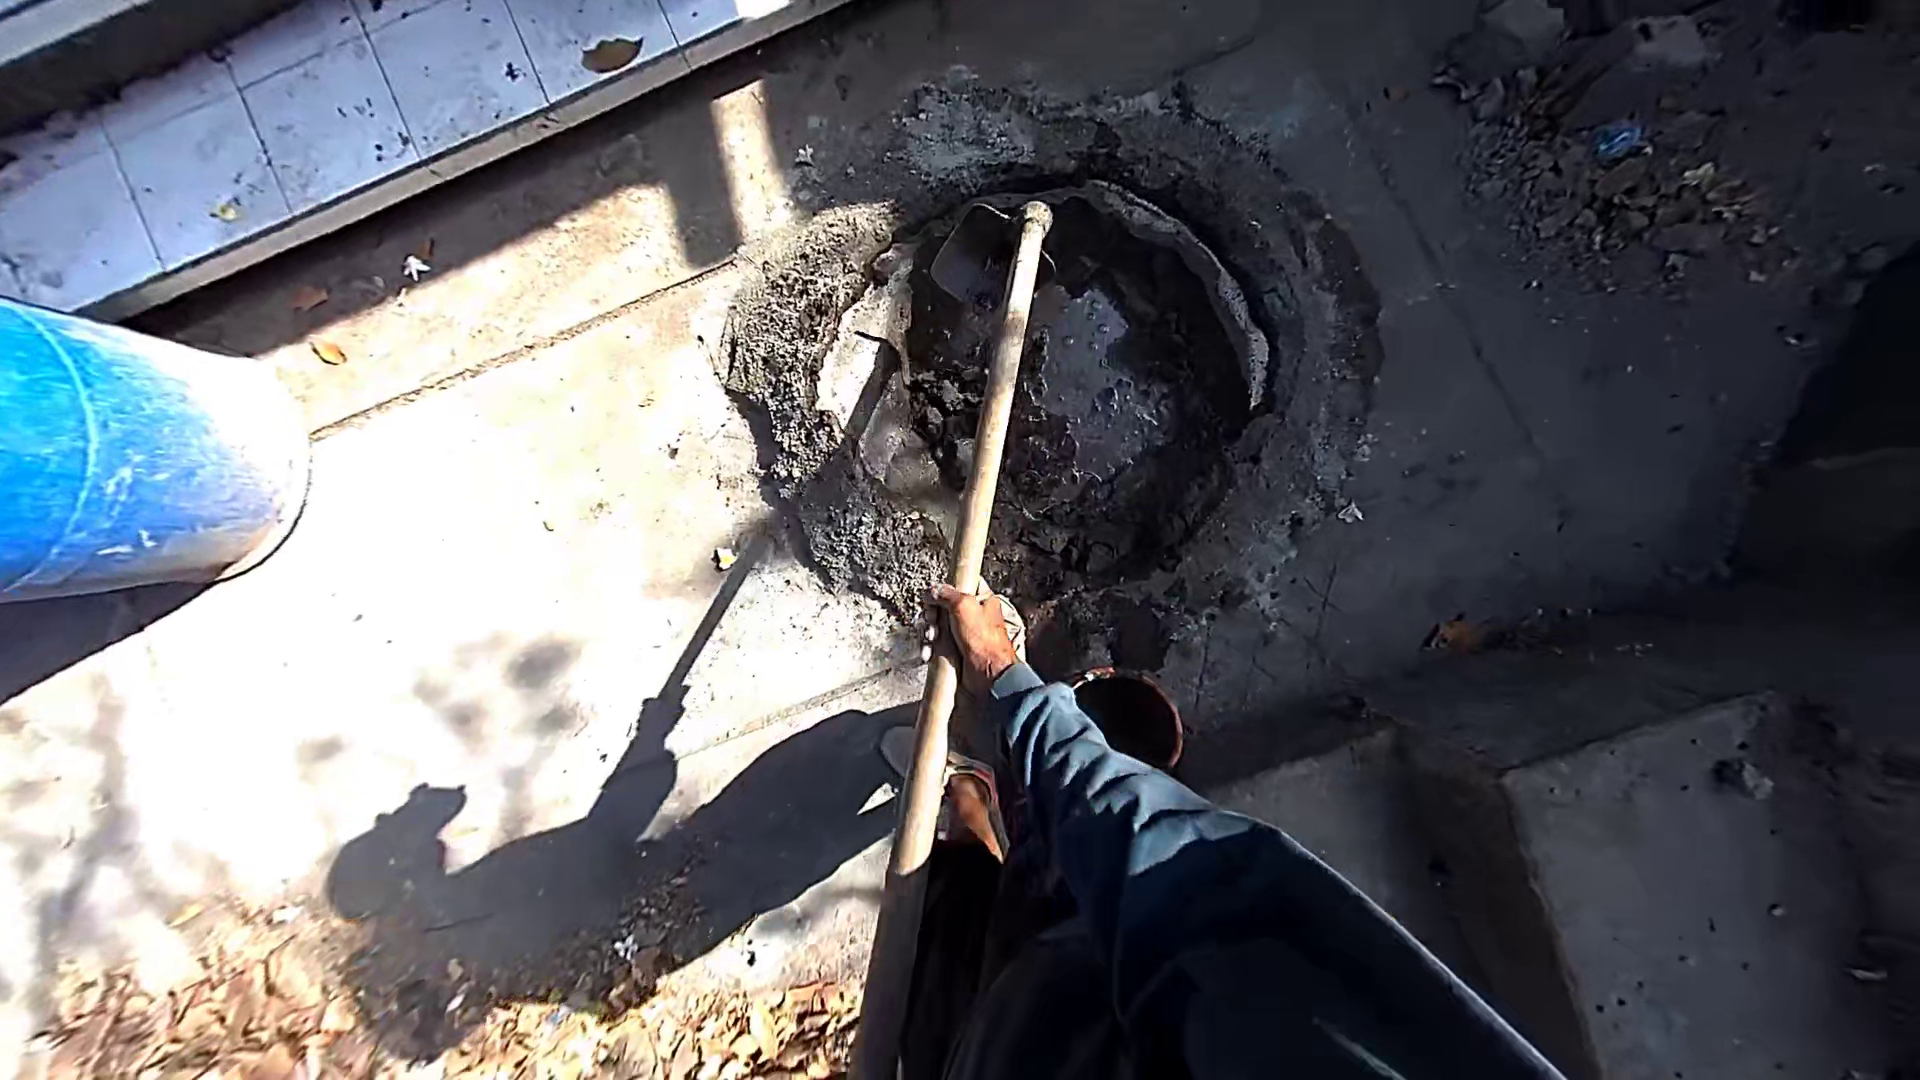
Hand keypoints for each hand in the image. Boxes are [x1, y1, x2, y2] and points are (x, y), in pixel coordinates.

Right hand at [928, 582, 1019, 693]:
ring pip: (937, 625)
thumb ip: (946, 594)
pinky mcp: (956, 650)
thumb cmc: (985, 640)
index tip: (934, 595)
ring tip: (932, 638)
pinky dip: (930, 647)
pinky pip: (936, 644)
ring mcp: (963, 633)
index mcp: (981, 600)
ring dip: (929, 631)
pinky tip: (929, 652)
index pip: (960, 585)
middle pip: (943, 606)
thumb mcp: (964, 606)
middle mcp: (972, 615)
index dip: (945, 589)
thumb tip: (932, 590)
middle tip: (932, 621)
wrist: (989, 674)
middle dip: (932, 614)